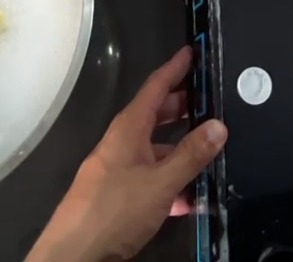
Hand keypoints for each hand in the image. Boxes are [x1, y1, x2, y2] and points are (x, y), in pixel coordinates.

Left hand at [26, 46, 226, 261]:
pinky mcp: (116, 195)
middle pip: (156, 115)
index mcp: (130, 127)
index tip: (192, 51)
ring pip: (154, 148)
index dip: (175, 67)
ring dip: (179, 149)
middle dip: (183, 107)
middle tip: (210, 101)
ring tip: (208, 151)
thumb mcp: (160, 182)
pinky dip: (169, 180)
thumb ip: (190, 155)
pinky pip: (148, 177)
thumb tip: (219, 125)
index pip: (156, 85)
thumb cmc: (115, 209)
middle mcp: (122, 141)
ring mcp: (117, 168)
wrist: (73, 255)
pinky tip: (188, 198)